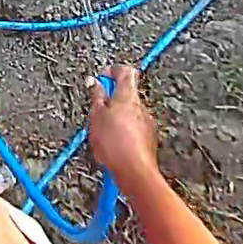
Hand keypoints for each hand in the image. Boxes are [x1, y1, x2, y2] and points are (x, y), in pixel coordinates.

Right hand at [88, 62, 159, 193]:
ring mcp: (147, 123)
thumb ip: (96, 95)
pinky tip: (113, 141)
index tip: (102, 77)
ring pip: (130, 111)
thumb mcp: (96, 115)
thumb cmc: (115, 143)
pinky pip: (134, 126)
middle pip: (127, 92)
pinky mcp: (148, 139)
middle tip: (97, 107)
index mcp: (128, 96)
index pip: (126, 71)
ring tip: (103, 128)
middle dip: (111, 97)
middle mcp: (141, 106)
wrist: (135, 172)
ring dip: (117, 115)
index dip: (113, 71)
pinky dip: (123, 129)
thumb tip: (94, 82)